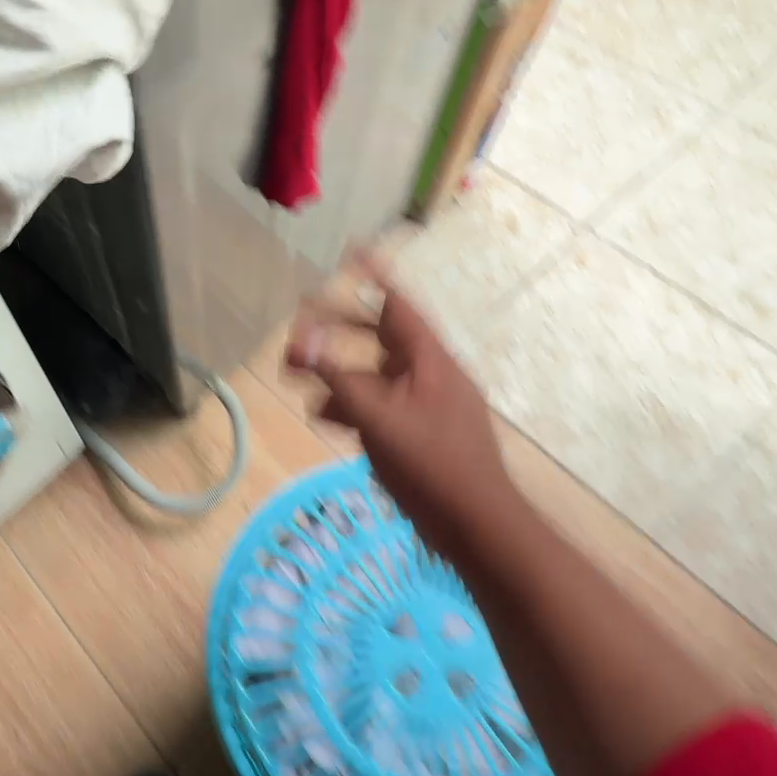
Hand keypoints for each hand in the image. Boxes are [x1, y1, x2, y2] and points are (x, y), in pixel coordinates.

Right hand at [285, 260, 516, 552]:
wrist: (478, 525)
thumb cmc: (429, 465)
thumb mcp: (374, 417)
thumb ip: (334, 377)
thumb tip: (298, 338)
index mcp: (429, 358)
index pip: (397, 301)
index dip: (373, 274)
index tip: (350, 250)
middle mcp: (433, 371)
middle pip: (383, 335)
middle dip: (341, 330)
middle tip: (304, 326)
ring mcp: (433, 402)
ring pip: (381, 373)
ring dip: (343, 374)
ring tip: (306, 384)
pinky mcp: (428, 430)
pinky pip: (388, 402)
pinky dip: (358, 403)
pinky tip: (332, 421)